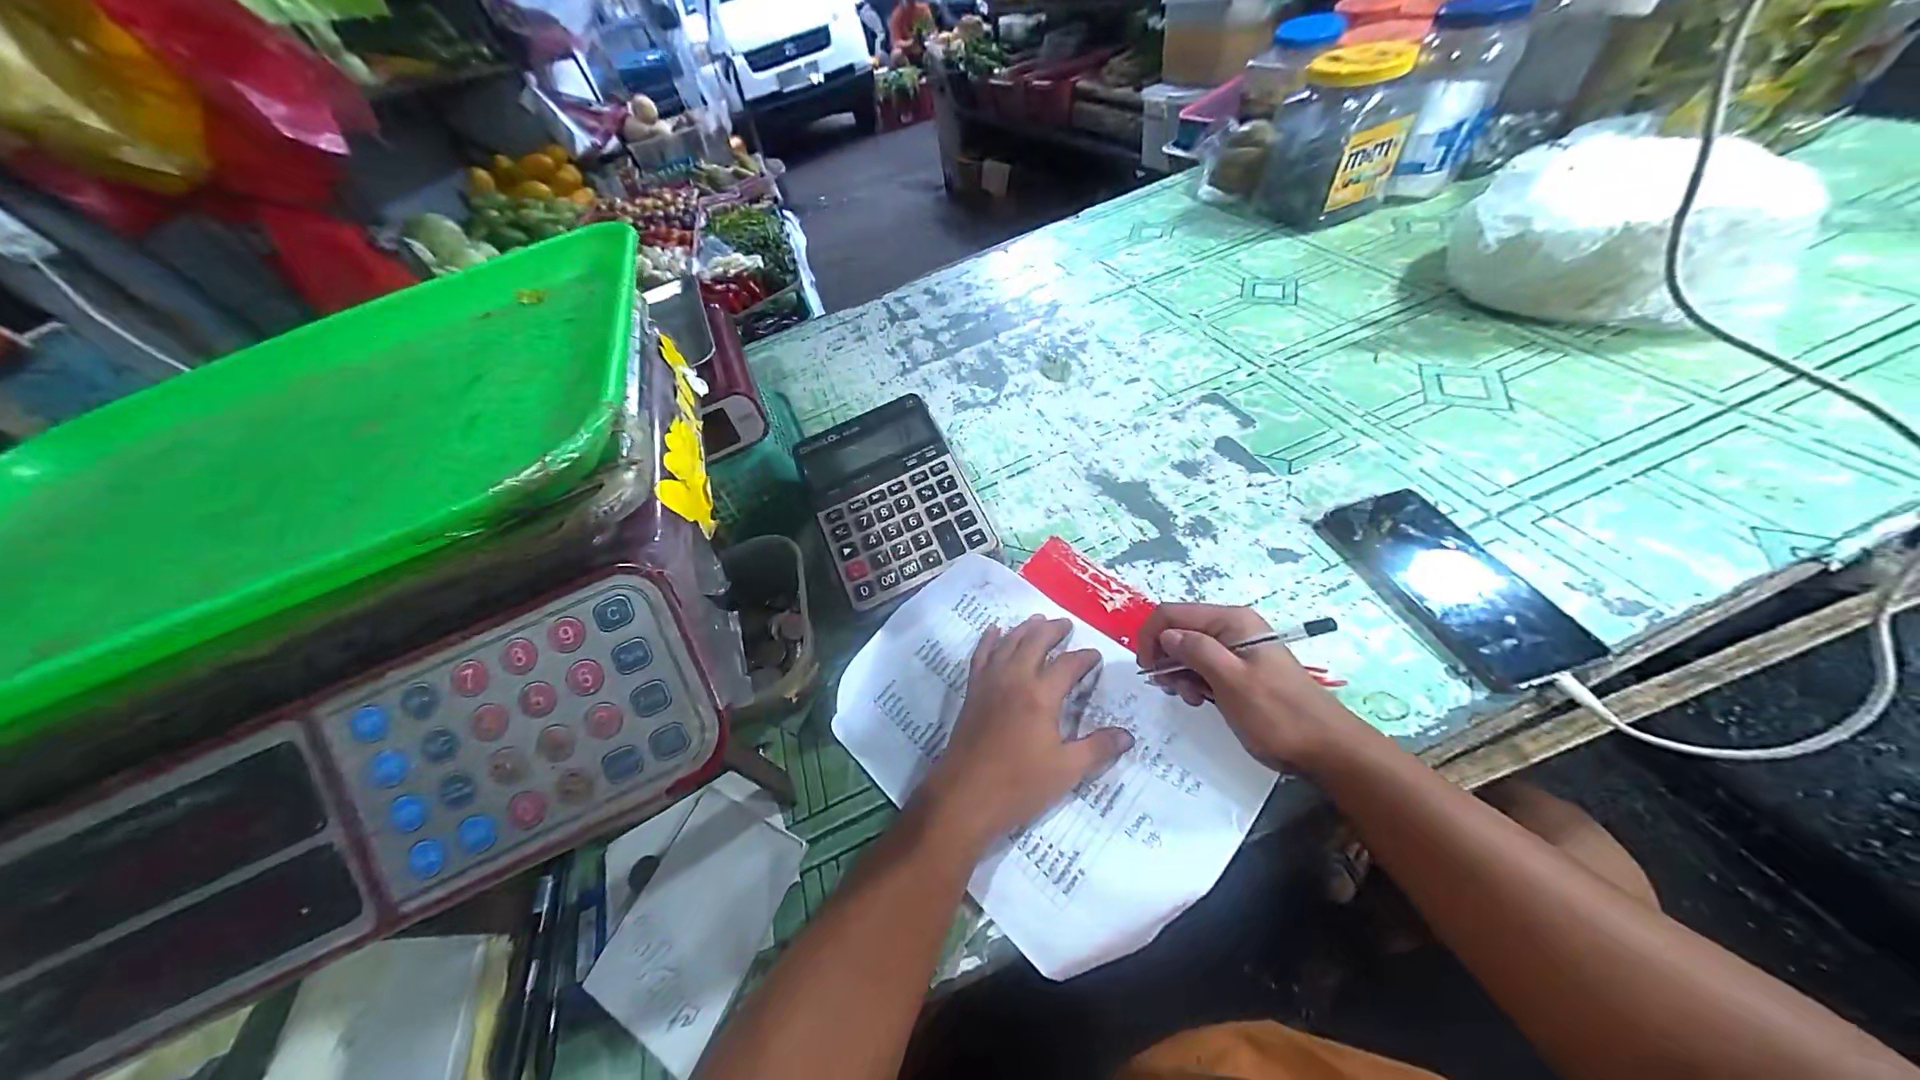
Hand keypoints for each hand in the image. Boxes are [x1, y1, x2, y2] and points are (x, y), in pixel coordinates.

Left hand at [915, 616, 1135, 849]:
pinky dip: (989, 640)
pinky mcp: (972, 693)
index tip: (1095, 656)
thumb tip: (1127, 736)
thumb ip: (1098, 749)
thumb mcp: (1067, 770)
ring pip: (1008, 643)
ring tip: (1037, 620)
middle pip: (1035, 642)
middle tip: (1066, 624)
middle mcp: (1014, 679)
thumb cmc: (1019, 784)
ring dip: (1024, 629)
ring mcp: (989, 683)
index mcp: (1041, 695)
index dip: (1084, 658)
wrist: (965, 796)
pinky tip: (993, 631)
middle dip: (1052, 630)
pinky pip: (980, 656)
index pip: (1068, 665)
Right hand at [1135, 604, 1373, 772]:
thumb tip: (1166, 635)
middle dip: (1166, 657)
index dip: (1152, 636)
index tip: (1148, 669)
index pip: (1172, 613)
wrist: (1325, 747)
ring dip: (1179, 673)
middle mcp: (1233, 628)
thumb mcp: (1231, 681)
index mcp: (1232, 621)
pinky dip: (1195, 681)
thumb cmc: (1277, 714)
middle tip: (1171, 689)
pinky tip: (1202, 700)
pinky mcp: (1240, 670)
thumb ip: (1196, 651)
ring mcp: (1238, 649)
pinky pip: (1204, 666)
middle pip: (1179, 630)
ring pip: (1188, 650)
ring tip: (1191, 698)